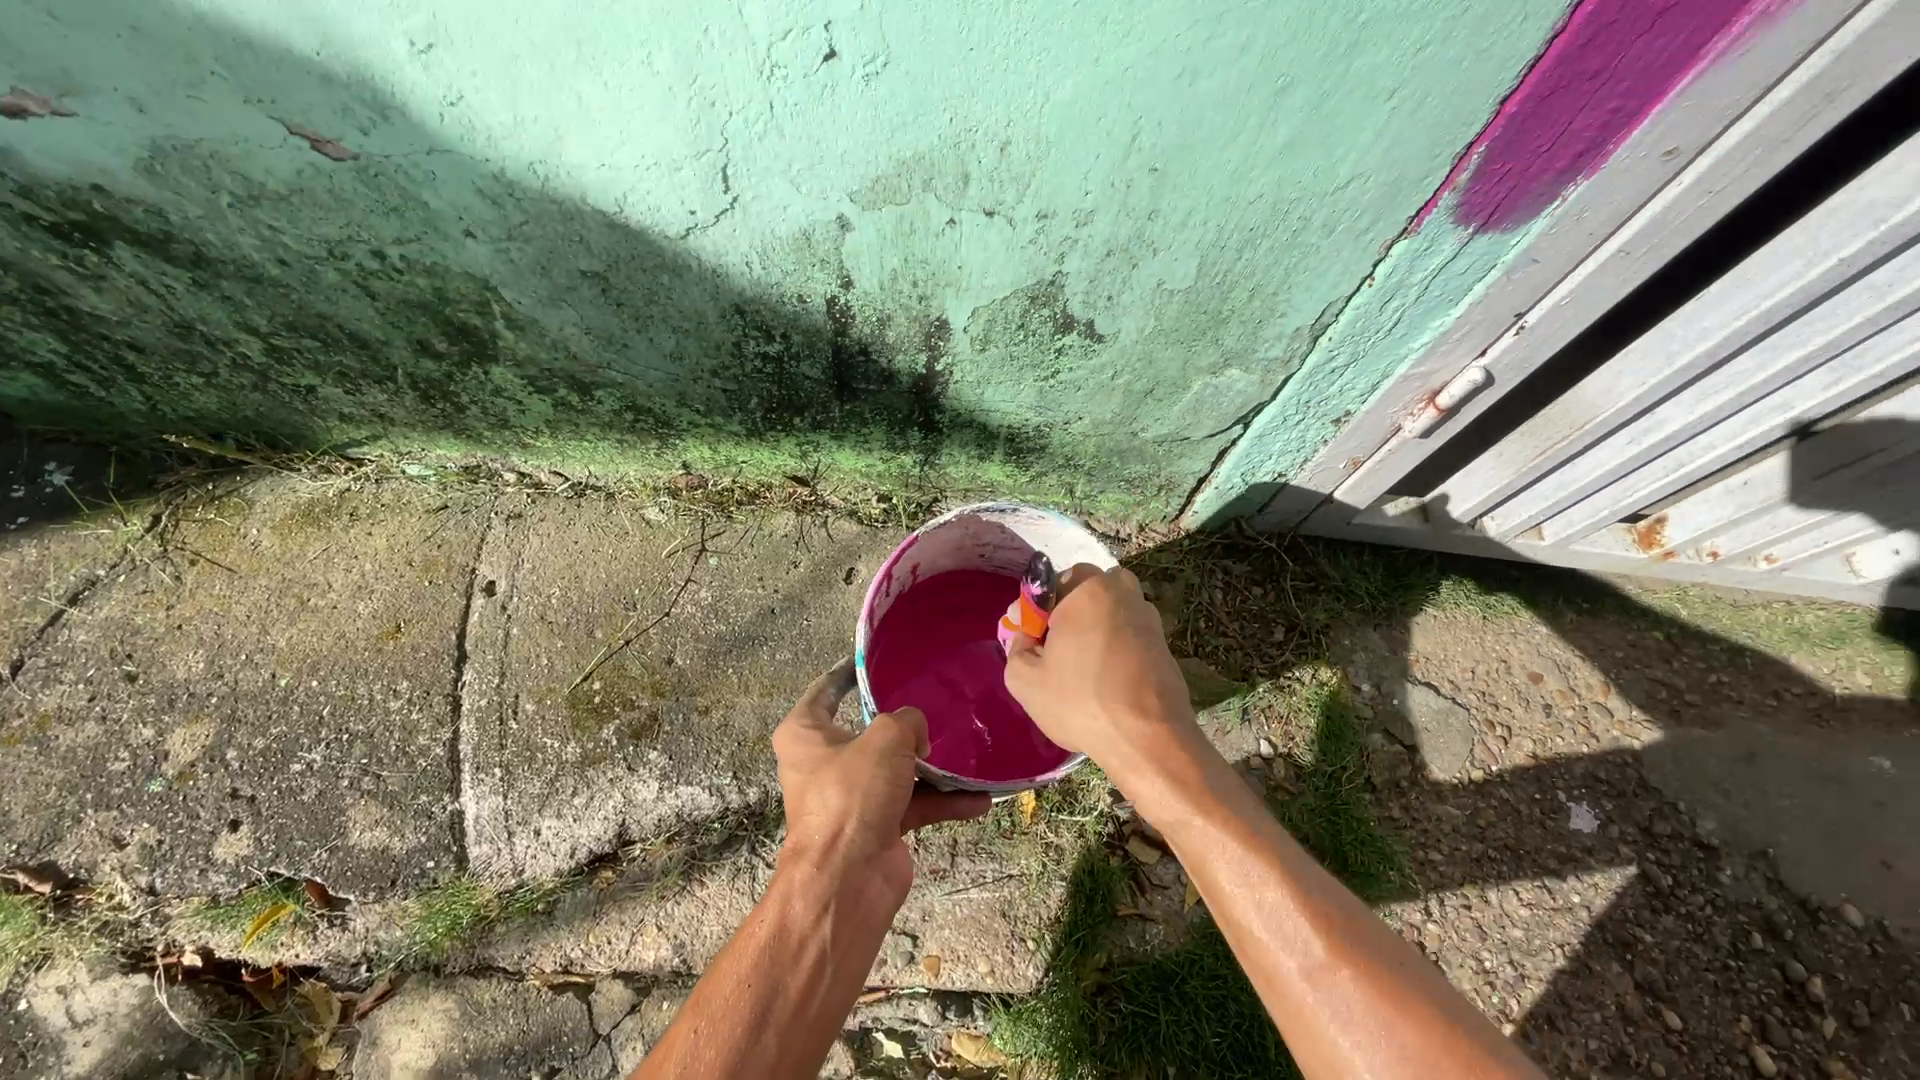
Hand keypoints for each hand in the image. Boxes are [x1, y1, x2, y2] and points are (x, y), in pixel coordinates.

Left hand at [772, 659, 990, 908]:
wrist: (849, 878)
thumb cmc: (853, 792)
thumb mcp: (885, 737)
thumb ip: (907, 720)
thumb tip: (916, 734)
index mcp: (805, 734)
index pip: (825, 691)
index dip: (848, 672)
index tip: (876, 658)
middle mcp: (823, 763)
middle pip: (869, 732)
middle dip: (903, 724)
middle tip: (937, 705)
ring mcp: (851, 797)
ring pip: (896, 771)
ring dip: (933, 768)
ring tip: (970, 752)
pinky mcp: (876, 826)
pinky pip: (913, 804)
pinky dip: (942, 802)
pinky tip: (977, 799)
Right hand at [1003, 564, 1201, 779]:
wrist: (1146, 738)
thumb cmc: (1080, 701)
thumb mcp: (1024, 679)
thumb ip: (1017, 647)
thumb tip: (1026, 636)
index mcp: (1087, 589)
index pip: (1046, 585)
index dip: (1030, 611)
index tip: (1025, 637)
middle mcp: (1122, 592)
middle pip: (1081, 590)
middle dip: (1062, 612)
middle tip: (1049, 648)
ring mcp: (1148, 617)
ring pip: (1108, 609)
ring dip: (1091, 626)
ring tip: (1077, 663)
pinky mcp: (1163, 643)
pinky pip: (1126, 632)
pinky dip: (1112, 644)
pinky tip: (1102, 676)